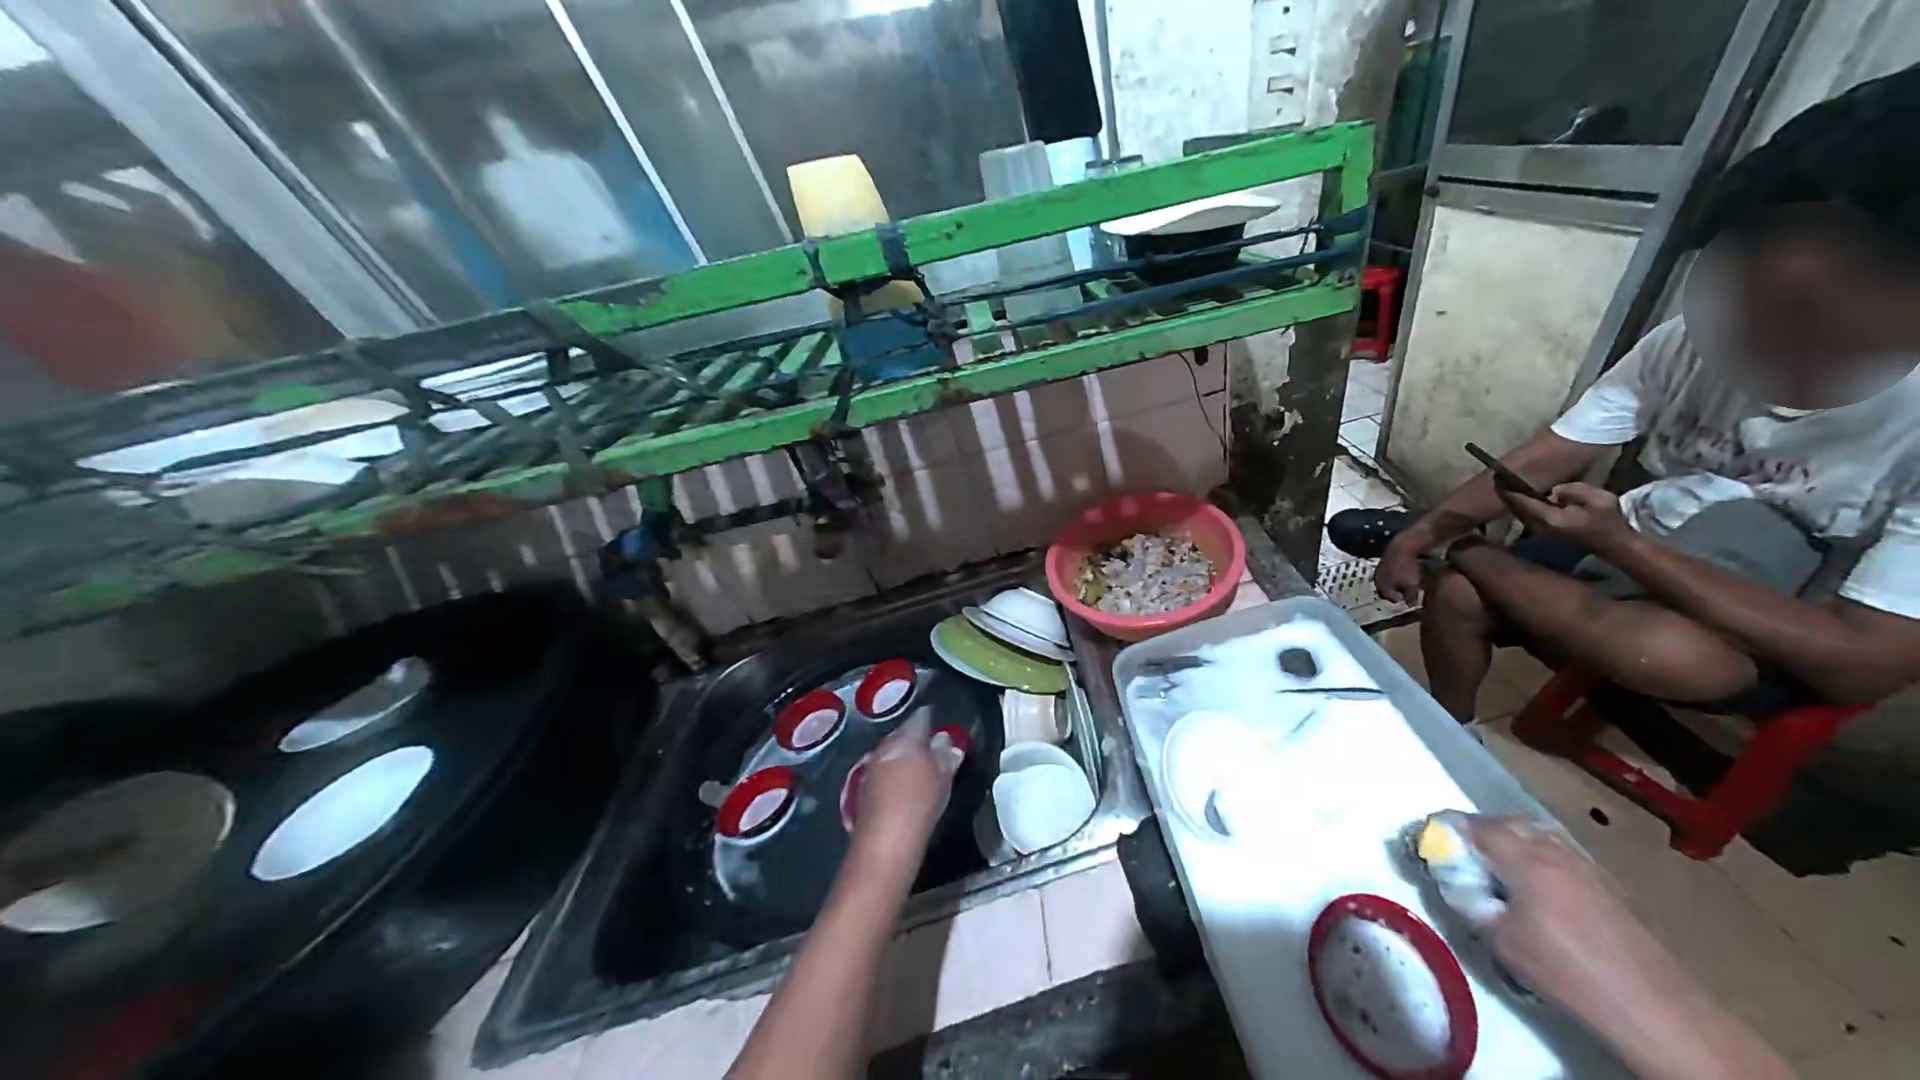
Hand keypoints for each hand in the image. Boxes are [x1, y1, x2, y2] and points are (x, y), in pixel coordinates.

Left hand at [850, 710, 957, 868]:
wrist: (885, 840)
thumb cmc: (921, 801)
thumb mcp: (943, 776)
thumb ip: (945, 755)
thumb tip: (945, 740)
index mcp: (905, 738)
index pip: (919, 719)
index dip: (930, 718)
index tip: (937, 721)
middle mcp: (884, 747)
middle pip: (901, 735)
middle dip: (914, 738)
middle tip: (930, 746)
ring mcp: (870, 767)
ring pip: (890, 753)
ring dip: (902, 756)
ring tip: (918, 767)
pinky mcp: (862, 788)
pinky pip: (882, 771)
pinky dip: (893, 773)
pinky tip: (901, 786)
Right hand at [1375, 534, 1424, 604]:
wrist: (1403, 546)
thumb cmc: (1407, 569)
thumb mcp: (1412, 586)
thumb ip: (1411, 597)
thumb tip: (1411, 605)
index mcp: (1383, 587)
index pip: (1392, 599)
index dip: (1403, 599)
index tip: (1414, 597)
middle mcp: (1377, 580)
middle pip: (1388, 590)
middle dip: (1398, 591)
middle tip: (1411, 590)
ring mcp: (1379, 570)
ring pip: (1388, 581)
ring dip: (1397, 583)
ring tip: (1409, 581)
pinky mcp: (1383, 561)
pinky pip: (1390, 573)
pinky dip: (1397, 575)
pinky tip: (1406, 572)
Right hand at [1464, 816, 1681, 1010]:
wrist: (1655, 1008)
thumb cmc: (1566, 971)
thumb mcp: (1500, 940)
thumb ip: (1469, 901)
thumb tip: (1452, 880)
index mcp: (1525, 859)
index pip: (1475, 825)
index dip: (1447, 826)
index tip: (1429, 836)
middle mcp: (1556, 852)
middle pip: (1508, 822)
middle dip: (1479, 829)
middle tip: (1460, 850)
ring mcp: (1587, 866)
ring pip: (1538, 834)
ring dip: (1510, 838)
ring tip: (1496, 863)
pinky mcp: (1608, 886)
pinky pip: (1560, 852)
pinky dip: (1537, 853)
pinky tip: (1535, 882)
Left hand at [1497, 482, 1630, 550]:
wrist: (1612, 543)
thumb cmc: (1608, 520)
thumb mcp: (1600, 499)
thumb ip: (1574, 490)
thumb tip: (1554, 490)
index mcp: (1550, 518)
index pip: (1522, 502)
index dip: (1509, 490)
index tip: (1499, 477)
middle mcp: (1538, 526)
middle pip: (1515, 508)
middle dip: (1507, 493)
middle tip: (1499, 478)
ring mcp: (1539, 531)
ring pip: (1518, 512)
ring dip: (1512, 499)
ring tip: (1507, 484)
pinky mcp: (1542, 531)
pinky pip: (1525, 516)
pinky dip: (1520, 505)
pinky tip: (1522, 495)